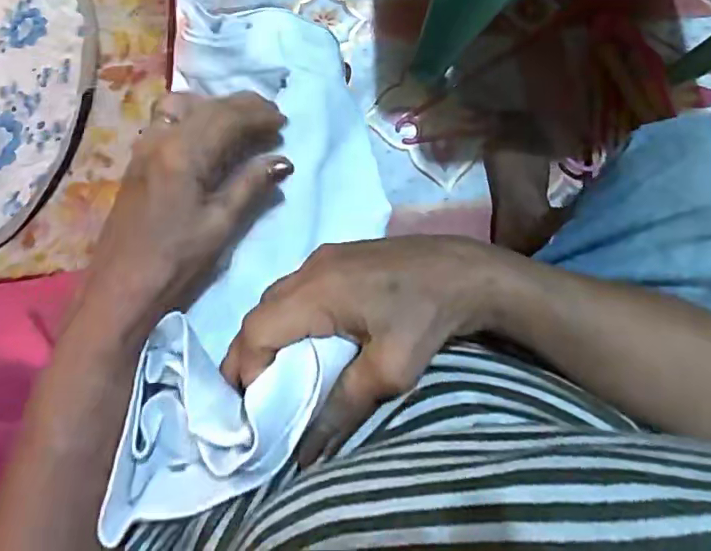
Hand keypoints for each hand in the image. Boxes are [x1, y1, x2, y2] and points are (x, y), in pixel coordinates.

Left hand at [82, 91, 291, 326]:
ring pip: (184, 106)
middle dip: (242, 106)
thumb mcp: (220, 225)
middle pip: (206, 106)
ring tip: (243, 122)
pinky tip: (211, 133)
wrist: (119, 287)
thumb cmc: (174, 262)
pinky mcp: (138, 156)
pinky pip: (169, 118)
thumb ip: (250, 185)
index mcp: (182, 153)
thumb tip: (282, 160)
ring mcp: (145, 144)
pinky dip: (196, 115)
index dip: (258, 114)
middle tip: (272, 116)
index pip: (226, 116)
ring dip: (216, 106)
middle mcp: (160, 137)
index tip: (284, 121)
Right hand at [220, 235, 504, 464]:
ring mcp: (322, 257)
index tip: (258, 406)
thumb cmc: (427, 318)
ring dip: (267, 333)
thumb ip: (344, 405)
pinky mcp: (336, 256)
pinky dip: (286, 317)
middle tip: (252, 396)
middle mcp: (309, 268)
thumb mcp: (391, 370)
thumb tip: (308, 454)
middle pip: (259, 311)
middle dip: (248, 354)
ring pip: (275, 297)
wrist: (463, 269)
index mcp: (316, 291)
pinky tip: (302, 340)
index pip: (257, 329)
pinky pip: (295, 287)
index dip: (247, 367)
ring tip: (273, 373)